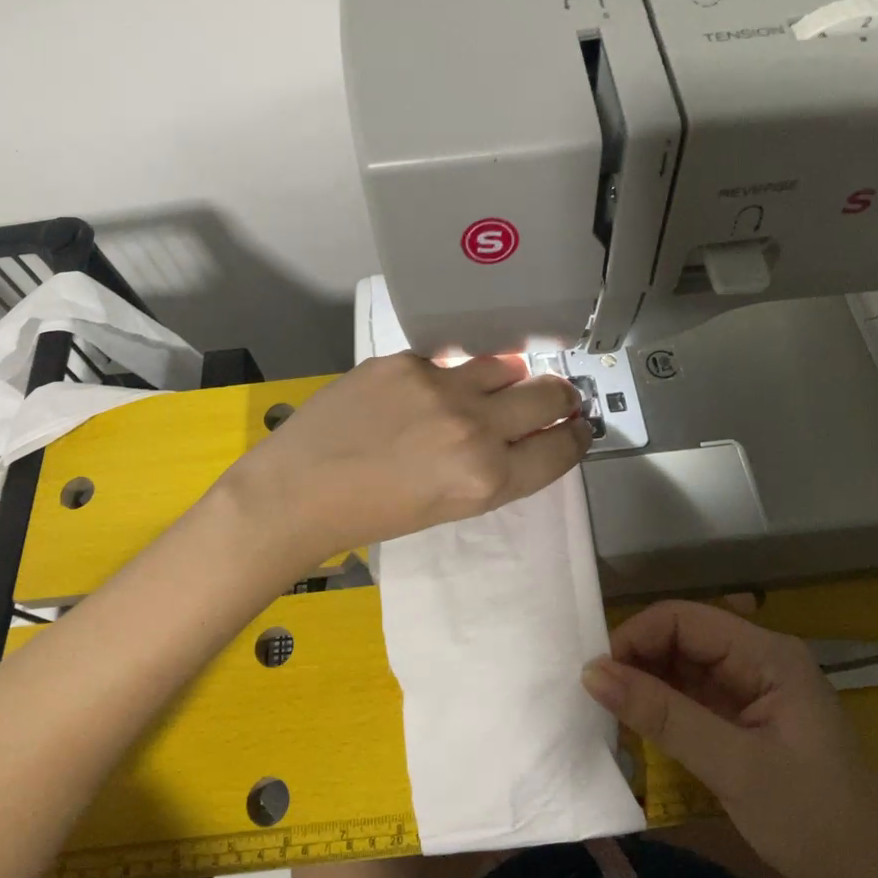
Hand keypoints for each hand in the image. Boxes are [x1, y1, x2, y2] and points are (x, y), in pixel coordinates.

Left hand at [216, 353, 591, 564]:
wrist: (298, 490)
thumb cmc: (373, 516)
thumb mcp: (449, 508)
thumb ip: (491, 472)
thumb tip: (517, 436)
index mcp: (487, 479)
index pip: (559, 449)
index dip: (575, 438)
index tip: (579, 428)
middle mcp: (473, 428)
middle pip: (547, 398)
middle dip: (561, 399)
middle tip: (558, 398)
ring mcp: (438, 387)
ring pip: (504, 365)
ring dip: (512, 376)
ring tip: (503, 382)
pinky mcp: (404, 361)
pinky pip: (447, 362)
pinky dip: (449, 375)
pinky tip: (429, 391)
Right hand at [583, 601, 877, 877]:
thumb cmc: (812, 818)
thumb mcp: (734, 766)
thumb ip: (663, 715)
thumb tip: (591, 672)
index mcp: (768, 654)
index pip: (685, 619)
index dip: (636, 636)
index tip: (597, 676)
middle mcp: (759, 661)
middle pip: (682, 638)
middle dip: (638, 660)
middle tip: (598, 698)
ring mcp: (754, 692)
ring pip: (684, 668)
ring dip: (646, 685)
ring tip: (610, 714)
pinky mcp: (746, 723)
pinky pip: (693, 699)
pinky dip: (662, 710)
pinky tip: (639, 728)